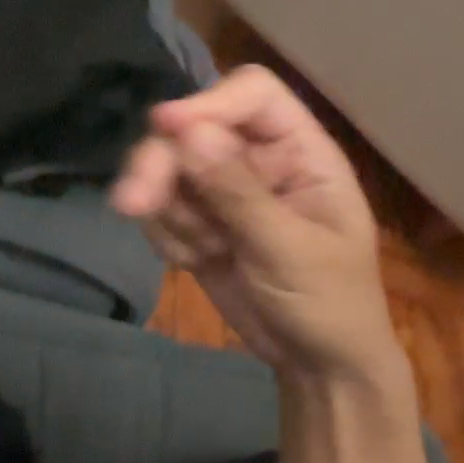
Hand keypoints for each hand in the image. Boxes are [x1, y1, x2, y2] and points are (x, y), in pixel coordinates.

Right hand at [111, 66, 401, 383]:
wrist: (316, 366)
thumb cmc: (330, 306)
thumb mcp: (290, 251)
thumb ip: (238, 193)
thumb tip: (187, 133)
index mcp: (299, 151)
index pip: (250, 96)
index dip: (207, 103)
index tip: (164, 126)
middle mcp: (256, 159)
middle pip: (190, 130)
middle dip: (161, 167)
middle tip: (133, 204)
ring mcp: (221, 189)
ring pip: (165, 169)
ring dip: (168, 212)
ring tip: (202, 253)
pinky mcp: (195, 219)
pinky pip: (157, 209)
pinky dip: (165, 237)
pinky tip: (196, 262)